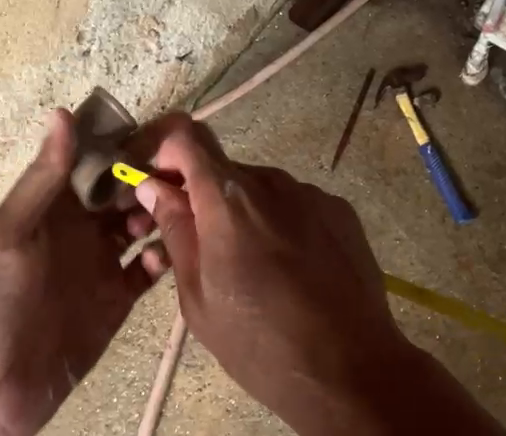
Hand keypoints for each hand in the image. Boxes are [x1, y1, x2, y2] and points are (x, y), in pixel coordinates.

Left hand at [0, 110, 162, 435]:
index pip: (92, 162)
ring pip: (141, 224)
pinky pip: (147, 271)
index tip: (161, 128)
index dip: (124, 143)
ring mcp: (99, 265)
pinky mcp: (115, 302)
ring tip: (181, 207)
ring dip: (160, 212)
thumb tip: (62, 113)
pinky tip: (164, 254)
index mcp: (49, 207)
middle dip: (151, 175)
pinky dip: (161, 257)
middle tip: (185, 167)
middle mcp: (78, 229)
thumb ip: (42, 179)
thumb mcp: (7, 236)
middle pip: (123, 190)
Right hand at [137, 114, 505, 435]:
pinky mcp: (339, 209)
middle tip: (200, 245)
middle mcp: (269, 181)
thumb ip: (176, 231)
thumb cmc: (260, 343)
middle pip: (223, 169)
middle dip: (203, 196)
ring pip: (261, 190)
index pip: (186, 137)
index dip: (165, 149)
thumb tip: (154, 187)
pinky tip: (291, 270)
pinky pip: (296, 204)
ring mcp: (309, 192)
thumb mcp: (199, 298)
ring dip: (245, 214)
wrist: (350, 368)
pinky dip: (282, 224)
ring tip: (252, 269)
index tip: (157, 181)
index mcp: (226, 199)